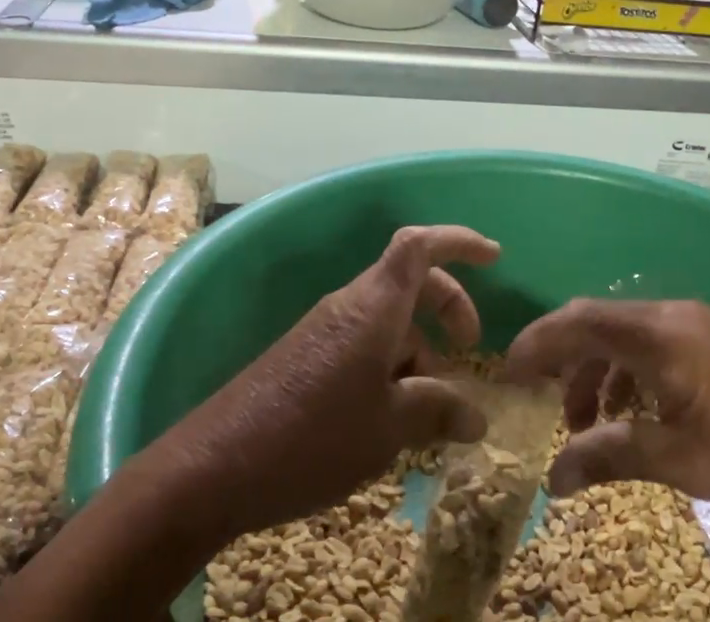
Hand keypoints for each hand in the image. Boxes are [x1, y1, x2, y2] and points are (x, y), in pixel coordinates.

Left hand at [155, 225, 500, 539]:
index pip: (419, 247)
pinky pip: (362, 350)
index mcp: (373, 308)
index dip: (459, 241)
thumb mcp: (389, 429)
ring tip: (430, 416)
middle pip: (409, 284)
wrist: (214, 467)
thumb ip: (439, 411)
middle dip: (449, 307)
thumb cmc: (313, 438)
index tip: (495, 257)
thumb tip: (477, 416)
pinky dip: (390, 373)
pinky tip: (391, 425)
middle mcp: (349, 309)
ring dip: (419, 356)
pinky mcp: (305, 362)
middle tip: (471, 350)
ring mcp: (323, 335)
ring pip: (388, 324)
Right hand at [506, 299, 709, 552]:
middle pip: (596, 323)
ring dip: (596, 374)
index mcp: (658, 335)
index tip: (507, 374)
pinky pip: (651, 346)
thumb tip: (552, 479)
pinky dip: (627, 375)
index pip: (578, 322)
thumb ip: (610, 458)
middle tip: (539, 404)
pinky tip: (632, 417)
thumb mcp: (680, 459)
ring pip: (624, 337)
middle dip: (562, 362)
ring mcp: (695, 325)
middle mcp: (671, 317)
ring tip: (588, 428)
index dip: (537, 343)